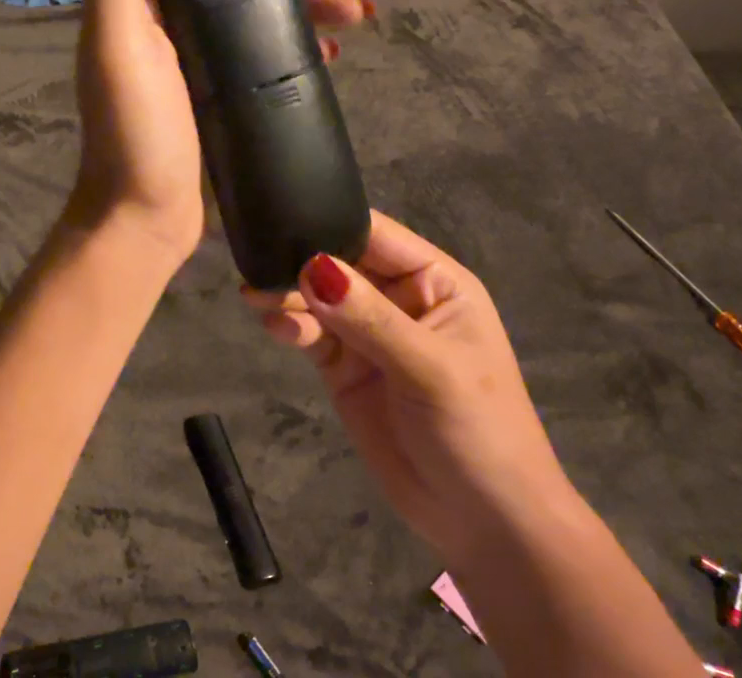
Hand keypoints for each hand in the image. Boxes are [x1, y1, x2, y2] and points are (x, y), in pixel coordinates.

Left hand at [64, 0, 369, 260]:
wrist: (142, 218)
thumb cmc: (131, 130)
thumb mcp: (119, 42)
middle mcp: (165, 14)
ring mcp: (195, 53)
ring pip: (259, 3)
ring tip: (360, 11)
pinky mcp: (219, 88)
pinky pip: (266, 46)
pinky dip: (299, 39)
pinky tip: (334, 49)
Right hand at [242, 213, 575, 558]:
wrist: (483, 520)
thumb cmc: (479, 431)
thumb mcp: (430, 368)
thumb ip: (370, 318)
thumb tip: (313, 267)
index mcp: (435, 284)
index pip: (375, 236)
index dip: (331, 226)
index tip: (282, 220)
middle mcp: (398, 300)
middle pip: (337, 264)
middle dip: (299, 261)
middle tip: (259, 268)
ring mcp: (368, 335)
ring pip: (316, 298)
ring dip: (287, 295)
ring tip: (258, 300)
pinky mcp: (343, 368)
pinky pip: (309, 333)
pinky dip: (289, 326)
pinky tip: (275, 328)